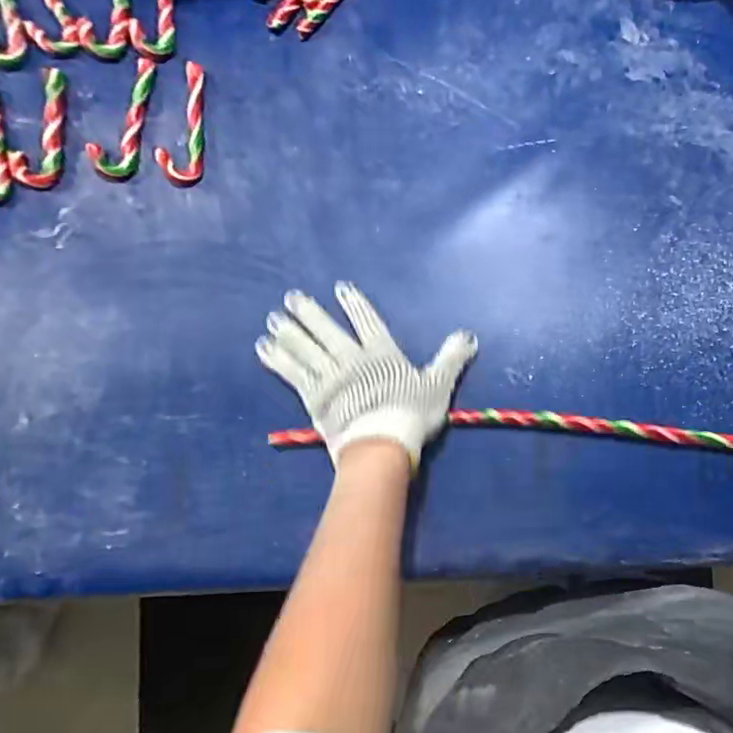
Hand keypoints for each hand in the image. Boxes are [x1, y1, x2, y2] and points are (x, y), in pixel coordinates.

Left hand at [256, 282, 476, 465]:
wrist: (383, 443)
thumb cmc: (412, 415)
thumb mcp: (438, 385)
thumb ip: (451, 359)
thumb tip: (468, 335)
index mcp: (382, 353)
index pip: (367, 321)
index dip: (354, 304)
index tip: (340, 289)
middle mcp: (352, 358)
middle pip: (327, 330)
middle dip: (309, 312)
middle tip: (291, 298)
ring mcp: (330, 376)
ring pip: (305, 347)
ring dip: (289, 331)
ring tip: (273, 318)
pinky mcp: (313, 396)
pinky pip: (291, 372)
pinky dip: (277, 359)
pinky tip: (264, 347)